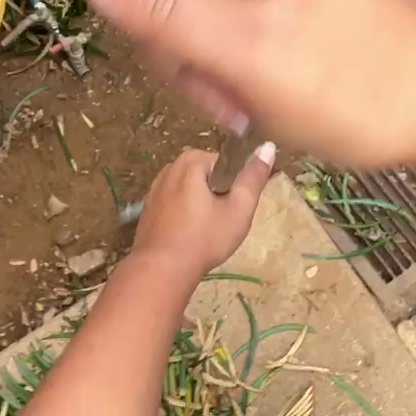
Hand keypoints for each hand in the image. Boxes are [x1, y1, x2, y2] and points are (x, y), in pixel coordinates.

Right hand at [55, 0, 415, 169]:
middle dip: (207, 76)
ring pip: (209, 40)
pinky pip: (244, 47)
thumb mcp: (247, 50)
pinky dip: (256, 83)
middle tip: (256, 107)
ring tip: (278, 109)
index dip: (180, 64)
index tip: (232, 98)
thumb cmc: (355, 85)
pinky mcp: (300, 7)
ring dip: (231, 86)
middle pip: (180, 15)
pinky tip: (291, 100)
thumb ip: (159, 2)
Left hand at [130, 146, 274, 275]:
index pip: (225, 163)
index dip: (234, 185)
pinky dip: (182, 215)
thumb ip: (254, 177)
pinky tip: (186, 235)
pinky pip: (173, 204)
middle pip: (205, 176)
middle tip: (222, 221)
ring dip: (199, 204)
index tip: (234, 208)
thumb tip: (268, 146)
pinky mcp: (147, 208)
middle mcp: (169, 168)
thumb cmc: (205, 238)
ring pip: (188, 190)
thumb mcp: (239, 209)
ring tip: (205, 231)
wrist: (162, 268)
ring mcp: (154, 188)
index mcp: (191, 162)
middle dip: (216, 194)